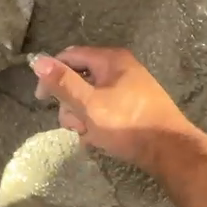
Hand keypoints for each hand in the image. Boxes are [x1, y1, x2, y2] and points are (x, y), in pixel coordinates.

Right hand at [31, 47, 201, 170]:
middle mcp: (119, 69)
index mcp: (110, 60)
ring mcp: (127, 88)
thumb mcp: (90, 104)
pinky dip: (96, 123)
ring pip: (89, 99)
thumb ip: (63, 83)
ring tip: (90, 134)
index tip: (41, 99)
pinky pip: (103, 110)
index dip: (51, 75)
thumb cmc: (127, 124)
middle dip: (70, 105)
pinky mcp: (131, 106)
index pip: (69, 57)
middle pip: (78, 80)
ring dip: (82, 118)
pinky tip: (100, 138)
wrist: (168, 149)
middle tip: (75, 125)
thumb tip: (37, 61)